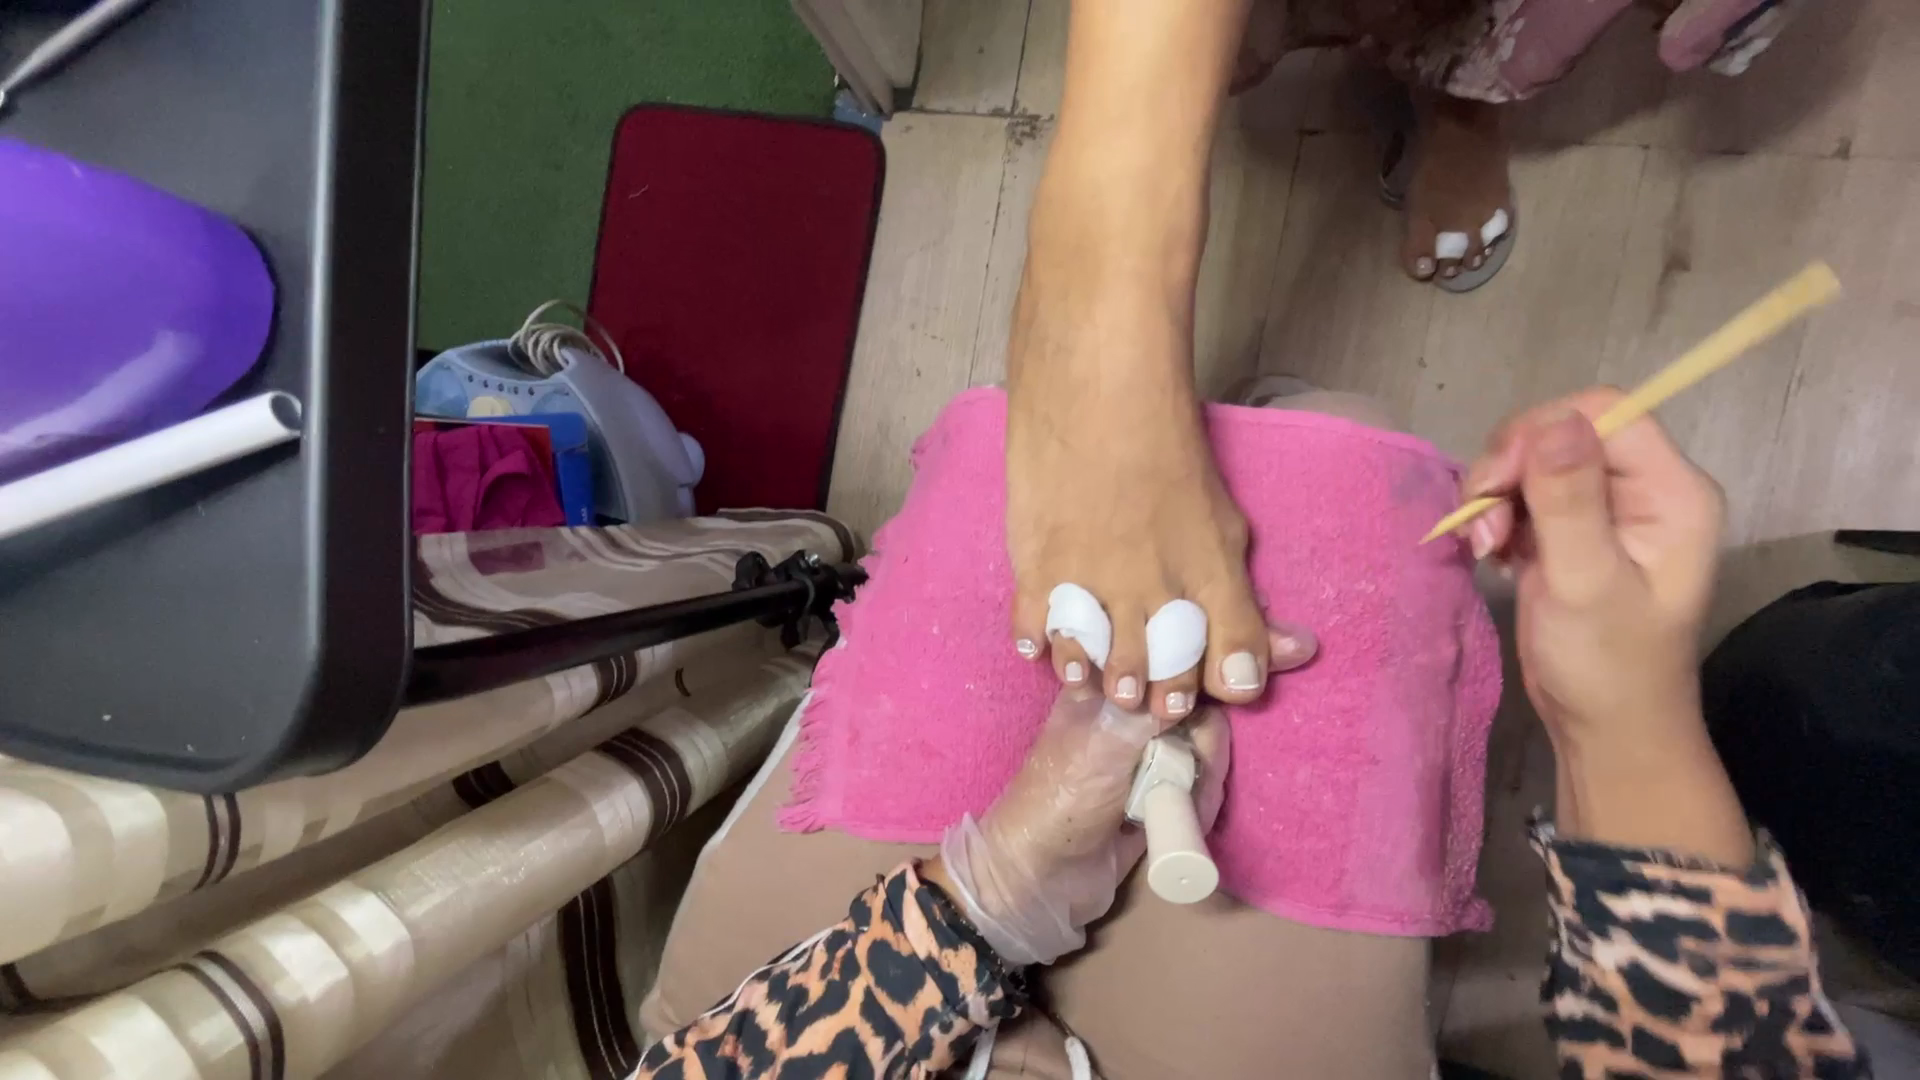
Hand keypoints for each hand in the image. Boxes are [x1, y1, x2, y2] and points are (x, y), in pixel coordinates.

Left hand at [931, 687, 1229, 966]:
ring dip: (1204, 774)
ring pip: (1198, 751)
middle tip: (1197, 761)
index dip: (1188, 678)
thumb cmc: (1065, 794)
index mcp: (1104, 690)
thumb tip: (1204, 681)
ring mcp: (1143, 759)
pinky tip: (1186, 816)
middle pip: (1189, 708)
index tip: (1197, 701)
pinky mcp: (1157, 798)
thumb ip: (1156, 705)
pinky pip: (1197, 788)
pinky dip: (1200, 801)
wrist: (1044, 874)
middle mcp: (1126, 718)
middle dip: (1204, 737)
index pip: (1159, 664)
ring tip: (1185, 798)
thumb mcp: (1108, 738)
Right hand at [1005, 270, 1310, 722]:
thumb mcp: (1223, 509)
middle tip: (1141, 694)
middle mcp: (1155, 589)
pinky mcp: (1037, 563)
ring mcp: (1092, 580)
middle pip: (1158, 675)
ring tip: (1094, 678)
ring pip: (1097, 665)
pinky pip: (1036, 630)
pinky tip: (1041, 645)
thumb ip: (1234, 584)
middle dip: (1155, 695)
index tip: (1204, 690)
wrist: (1097, 378)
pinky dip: (1040, 645)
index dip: (1219, 688)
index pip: (1230, 663)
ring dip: (1097, 678)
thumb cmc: (1165, 430)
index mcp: (1211, 572)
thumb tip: (1261, 643)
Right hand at [1464, 388, 1750, 864]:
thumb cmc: (1603, 658)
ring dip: (1491, 499)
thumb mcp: (1583, 577)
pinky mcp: (1565, 531)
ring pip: (1528, 464)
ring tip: (1485, 548)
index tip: (1501, 489)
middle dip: (1505, 472)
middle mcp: (1638, 489)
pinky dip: (1491, 517)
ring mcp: (1599, 510)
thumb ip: (1568, 498)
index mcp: (1667, 491)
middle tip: (1484, 527)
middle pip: (1554, 434)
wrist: (1600, 721)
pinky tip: (1489, 553)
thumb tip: (1554, 421)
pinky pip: (1518, 496)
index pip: (1599, 414)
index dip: (1539, 437)